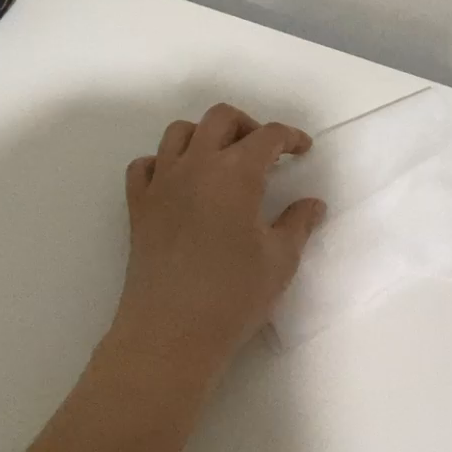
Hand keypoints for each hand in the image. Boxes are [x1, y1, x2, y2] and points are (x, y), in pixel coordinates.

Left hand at [108, 103, 327, 373]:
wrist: (170, 333)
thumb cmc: (232, 296)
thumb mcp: (280, 261)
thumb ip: (298, 224)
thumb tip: (313, 203)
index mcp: (236, 172)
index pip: (268, 136)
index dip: (290, 137)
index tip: (303, 149)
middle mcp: (196, 164)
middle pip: (221, 118)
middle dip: (248, 125)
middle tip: (264, 152)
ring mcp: (162, 182)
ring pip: (179, 132)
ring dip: (203, 136)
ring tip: (220, 161)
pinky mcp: (138, 205)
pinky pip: (144, 165)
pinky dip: (162, 163)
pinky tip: (177, 183)